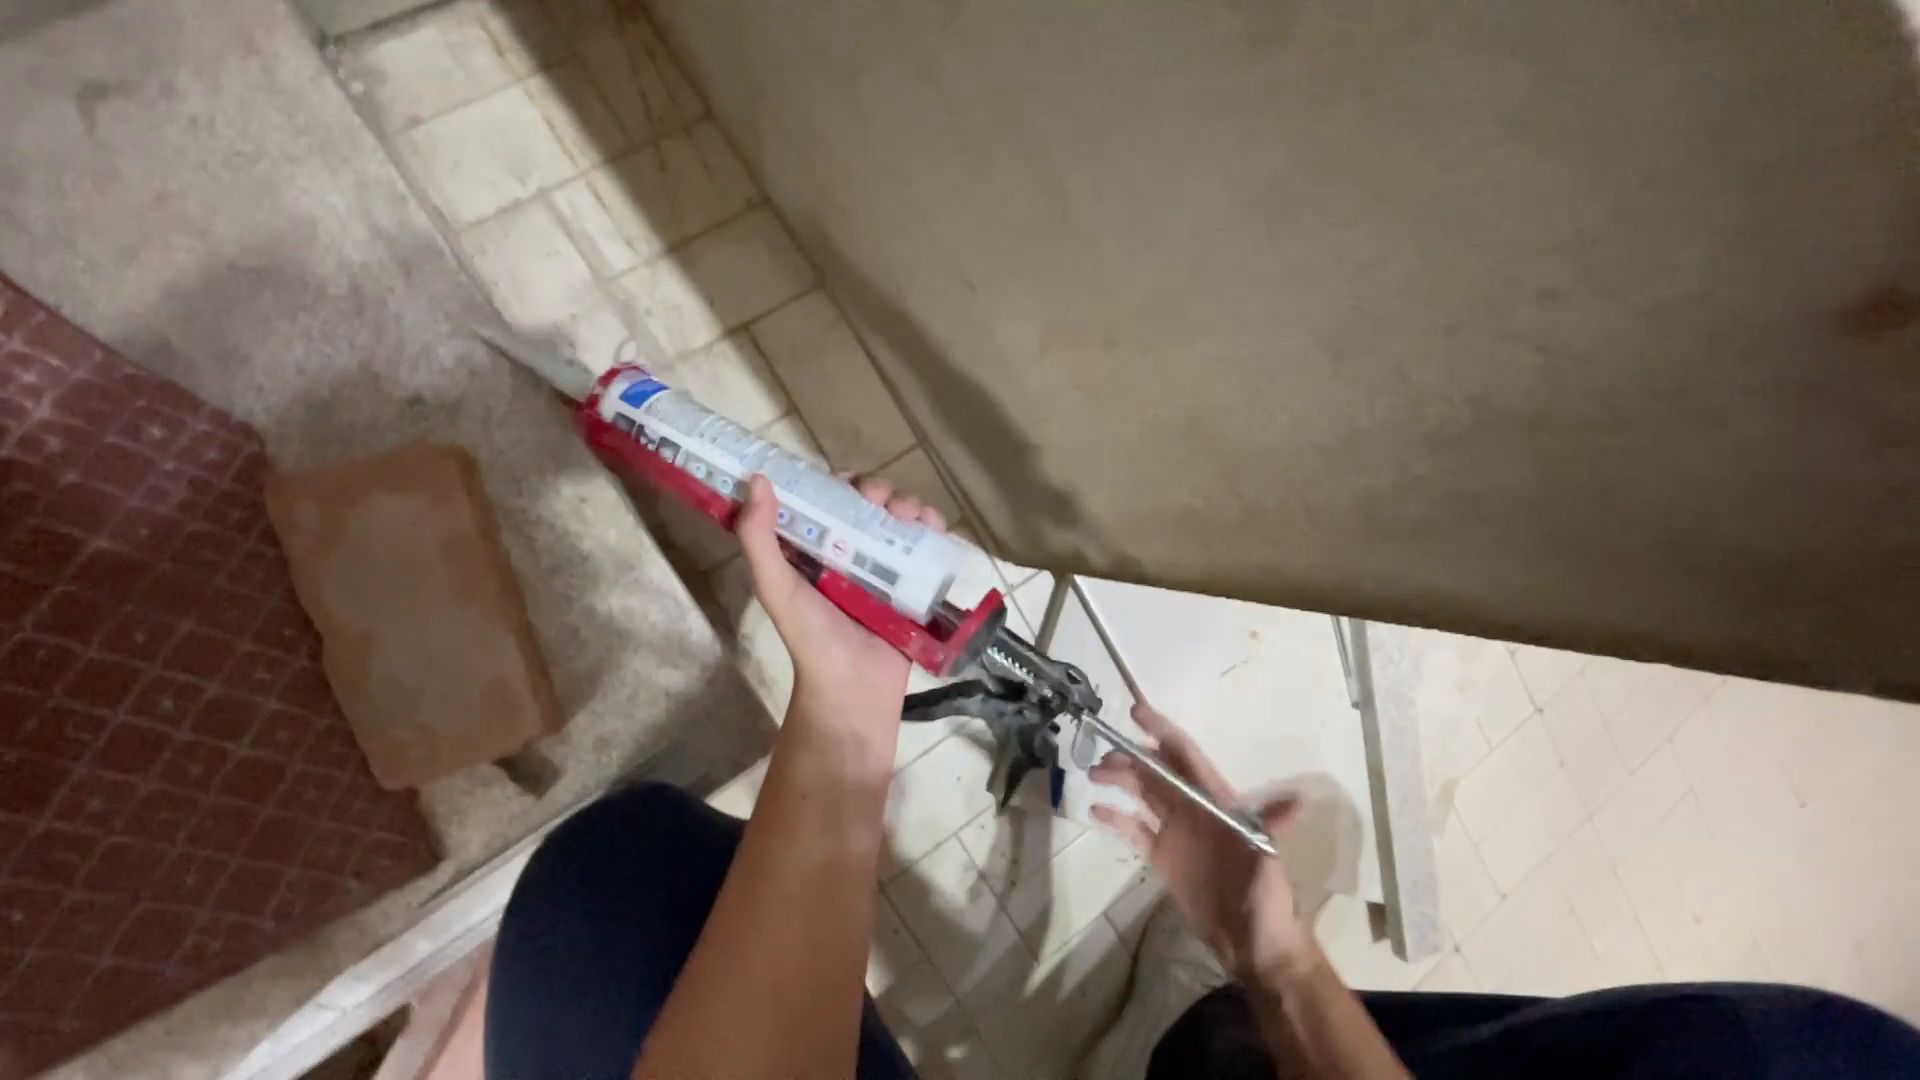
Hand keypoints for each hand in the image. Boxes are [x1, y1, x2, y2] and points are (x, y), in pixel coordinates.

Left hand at [734, 473, 948, 729]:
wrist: (854, 690)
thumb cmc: (812, 639)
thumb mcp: (776, 588)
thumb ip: (759, 539)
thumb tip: (757, 479)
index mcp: (813, 551)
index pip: (826, 501)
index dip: (837, 484)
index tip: (847, 481)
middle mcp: (848, 554)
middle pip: (867, 505)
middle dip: (879, 491)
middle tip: (884, 500)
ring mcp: (883, 569)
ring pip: (898, 520)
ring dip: (908, 504)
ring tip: (913, 514)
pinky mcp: (913, 585)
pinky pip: (925, 546)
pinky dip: (932, 528)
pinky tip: (935, 526)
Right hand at [1090, 703, 1311, 980]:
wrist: (1254, 945)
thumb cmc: (1267, 898)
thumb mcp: (1269, 860)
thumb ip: (1272, 828)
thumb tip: (1298, 801)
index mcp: (1217, 801)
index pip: (1185, 756)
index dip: (1162, 732)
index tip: (1136, 712)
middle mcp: (1193, 809)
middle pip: (1157, 772)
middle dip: (1130, 757)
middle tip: (1104, 757)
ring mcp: (1175, 831)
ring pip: (1142, 793)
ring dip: (1119, 779)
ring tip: (1095, 774)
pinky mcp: (1161, 856)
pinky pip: (1134, 829)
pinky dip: (1115, 818)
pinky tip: (1096, 811)